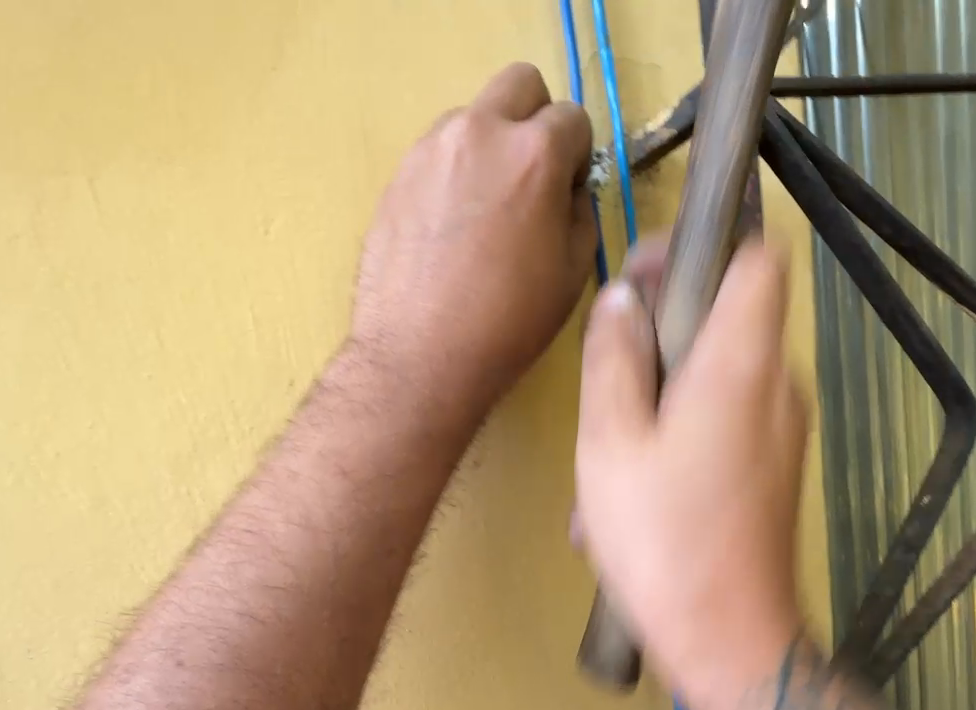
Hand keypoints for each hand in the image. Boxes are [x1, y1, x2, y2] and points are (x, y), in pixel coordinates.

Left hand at [348, 63, 597, 420]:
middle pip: (519, 86)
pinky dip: (450, 176)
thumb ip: (581, 214)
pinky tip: (447, 231)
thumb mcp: (573, 274)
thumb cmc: (506, 325)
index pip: (573, 120)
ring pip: (471, 119)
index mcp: (534, 153)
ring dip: (487, 148)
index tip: (564, 196)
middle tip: (529, 181)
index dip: (575, 159)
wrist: (419, 358)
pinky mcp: (395, 179)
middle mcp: (479, 133)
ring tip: (482, 214)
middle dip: (534, 122)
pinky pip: (435, 157)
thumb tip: (569, 191)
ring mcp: (429, 152)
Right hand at [573, 238, 807, 692]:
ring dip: (660, 392)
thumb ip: (613, 358)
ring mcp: (783, 431)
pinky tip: (632, 491)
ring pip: (718, 376)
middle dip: (663, 328)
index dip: (702, 244)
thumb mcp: (609, 443)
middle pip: (730, 316)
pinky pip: (724, 424)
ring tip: (606, 450)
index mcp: (741, 363)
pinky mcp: (773, 470)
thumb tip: (622, 299)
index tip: (643, 277)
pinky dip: (678, 434)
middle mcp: (777, 384)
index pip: (756, 256)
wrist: (725, 639)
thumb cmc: (660, 537)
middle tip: (604, 371)